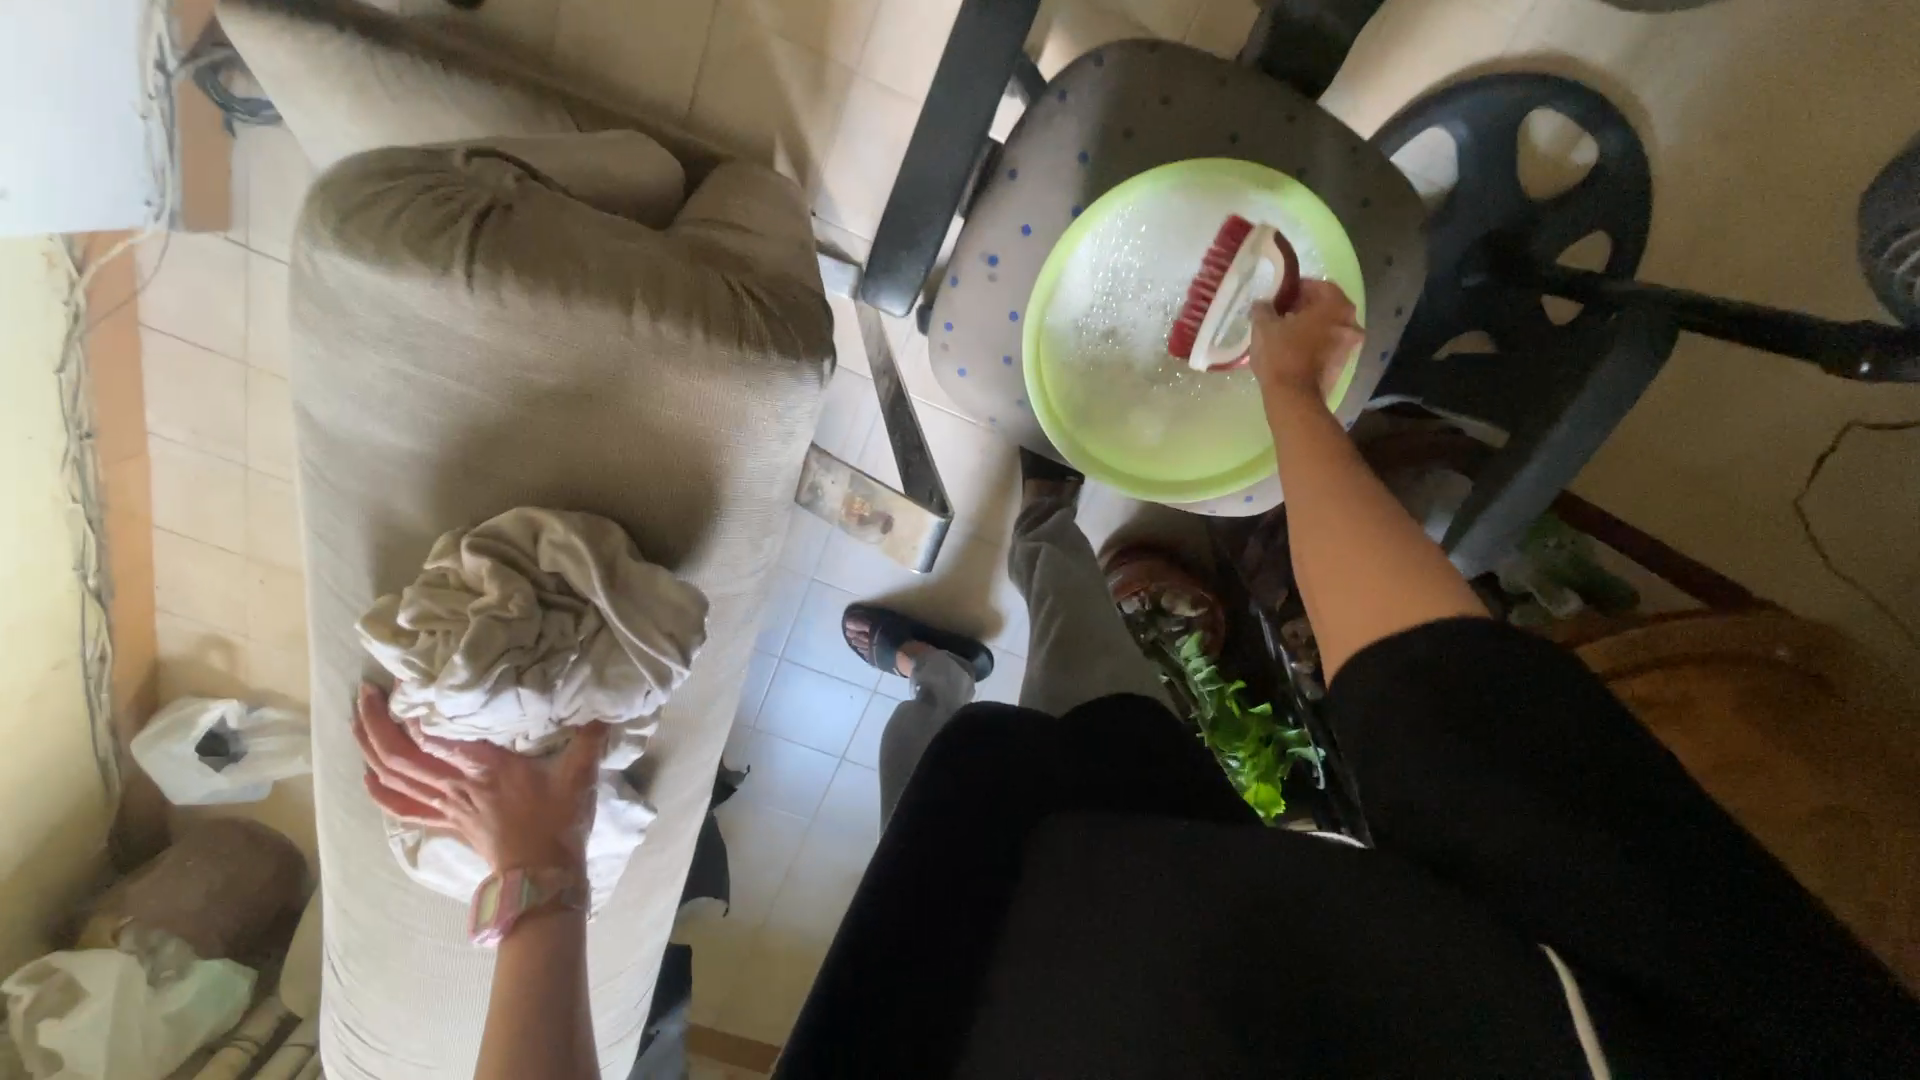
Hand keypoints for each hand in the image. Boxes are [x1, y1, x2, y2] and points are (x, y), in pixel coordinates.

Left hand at [354, 683, 607, 872]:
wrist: (542, 873)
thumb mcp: (580, 774)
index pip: (436, 737)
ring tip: (359, 721)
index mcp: (486, 768)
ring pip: (392, 778)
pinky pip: (401, 808)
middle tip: (367, 694)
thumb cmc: (559, 820)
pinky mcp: (445, 823)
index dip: (413, 711)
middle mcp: (456, 784)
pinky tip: (370, 775)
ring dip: (369, 750)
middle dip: (376, 724)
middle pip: (399, 756)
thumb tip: (604, 708)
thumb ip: (590, 738)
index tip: (405, 683)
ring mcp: (445, 806)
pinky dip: (380, 791)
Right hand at [1249, 280, 1365, 400]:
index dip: (1297, 287)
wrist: (1293, 397)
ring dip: (1310, 326)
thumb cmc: (1281, 354)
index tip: (1280, 295)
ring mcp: (1349, 346)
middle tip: (1281, 313)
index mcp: (1336, 306)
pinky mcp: (1342, 365)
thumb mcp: (1263, 326)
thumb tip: (1262, 304)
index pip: (1320, 285)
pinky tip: (1293, 349)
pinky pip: (1327, 345)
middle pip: (1327, 307)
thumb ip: (1263, 309)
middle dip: (1305, 307)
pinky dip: (1313, 343)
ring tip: (1285, 332)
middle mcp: (1350, 322)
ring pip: (1328, 327)